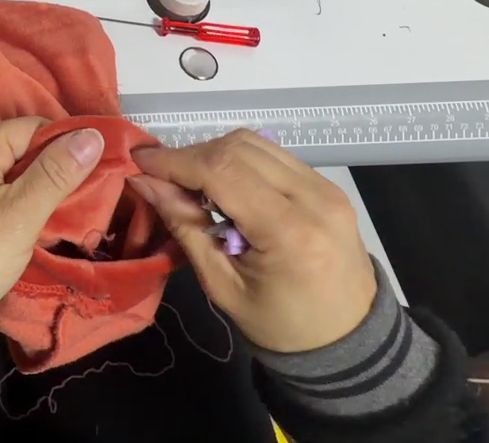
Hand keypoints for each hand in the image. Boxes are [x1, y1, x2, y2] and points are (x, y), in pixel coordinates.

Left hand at [0, 118, 104, 318]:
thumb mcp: (20, 215)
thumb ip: (56, 174)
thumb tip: (93, 135)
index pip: (34, 128)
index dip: (68, 144)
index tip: (102, 169)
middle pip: (28, 148)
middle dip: (60, 169)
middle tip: (96, 194)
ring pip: (21, 172)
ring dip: (48, 188)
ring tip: (81, 208)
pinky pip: (9, 190)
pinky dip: (30, 201)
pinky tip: (52, 219)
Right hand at [130, 129, 376, 352]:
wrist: (350, 346)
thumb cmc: (281, 326)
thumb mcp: (222, 286)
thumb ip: (184, 226)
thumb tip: (144, 181)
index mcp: (289, 232)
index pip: (221, 171)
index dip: (174, 161)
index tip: (138, 161)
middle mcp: (314, 198)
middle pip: (235, 148)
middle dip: (189, 156)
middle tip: (161, 178)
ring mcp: (326, 187)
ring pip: (252, 143)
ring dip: (212, 154)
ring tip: (191, 183)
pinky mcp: (327, 186)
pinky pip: (271, 154)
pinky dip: (237, 160)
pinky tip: (224, 186)